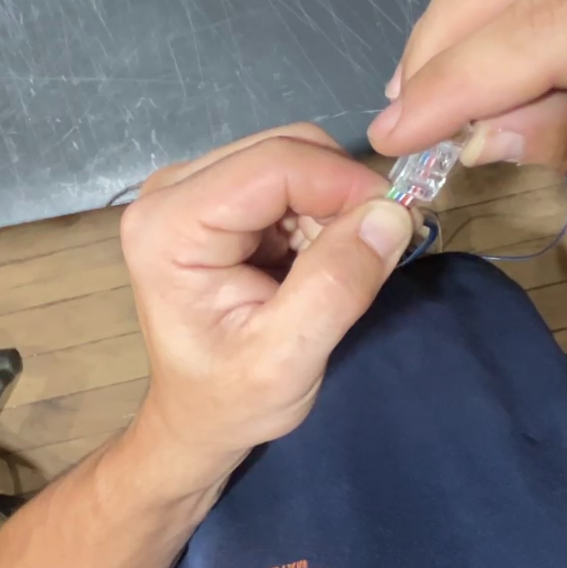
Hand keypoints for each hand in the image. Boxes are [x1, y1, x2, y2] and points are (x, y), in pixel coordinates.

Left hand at [119, 125, 415, 488]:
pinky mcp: (219, 201)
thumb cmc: (230, 399)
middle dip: (340, 196)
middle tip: (369, 255)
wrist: (200, 417)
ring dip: (333, 209)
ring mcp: (194, 191)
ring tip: (334, 270)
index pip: (273, 164)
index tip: (398, 223)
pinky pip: (292, 181)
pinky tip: (317, 263)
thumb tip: (393, 214)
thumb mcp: (286, 359)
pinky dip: (322, 215)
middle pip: (284, 150)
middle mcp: (172, 192)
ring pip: (294, 160)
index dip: (344, 183)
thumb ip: (336, 285)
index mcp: (169, 227)